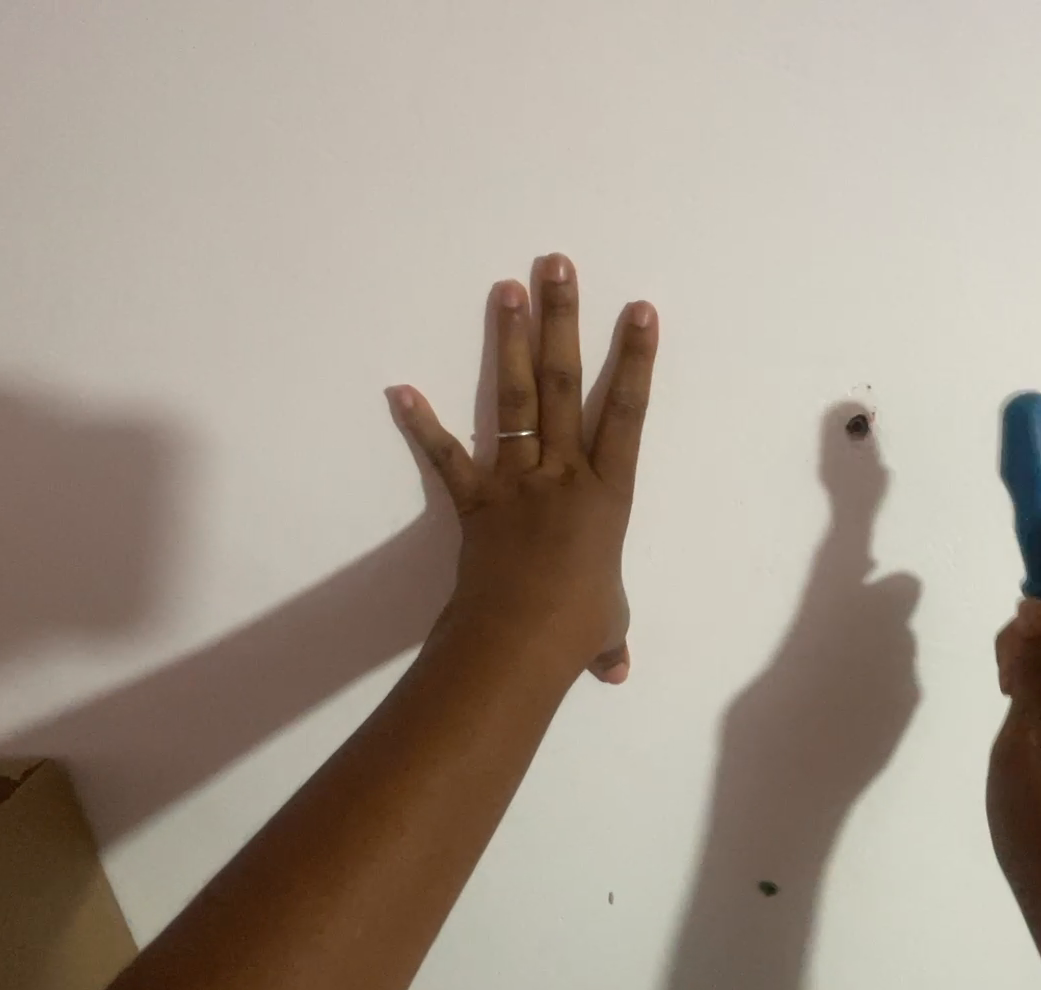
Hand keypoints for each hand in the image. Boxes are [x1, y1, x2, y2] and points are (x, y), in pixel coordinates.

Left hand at [393, 253, 657, 683]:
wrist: (518, 642)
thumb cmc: (575, 628)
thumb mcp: (606, 626)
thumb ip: (610, 637)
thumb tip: (615, 674)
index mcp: (607, 493)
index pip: (627, 414)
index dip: (636, 360)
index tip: (640, 309)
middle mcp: (564, 472)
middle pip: (563, 384)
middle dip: (563, 321)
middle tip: (557, 265)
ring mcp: (516, 481)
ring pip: (513, 400)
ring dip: (508, 342)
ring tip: (507, 288)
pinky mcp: (474, 500)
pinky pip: (447, 458)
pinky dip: (423, 425)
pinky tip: (400, 389)